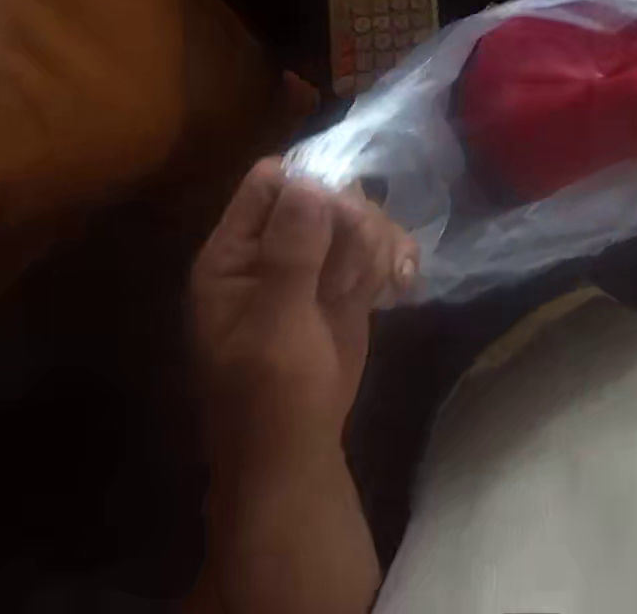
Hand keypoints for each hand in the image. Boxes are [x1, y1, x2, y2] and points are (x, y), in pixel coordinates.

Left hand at [191, 158, 417, 464]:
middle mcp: (273, 246)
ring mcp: (314, 261)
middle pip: (325, 192)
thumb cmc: (270, 401)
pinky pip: (379, 243)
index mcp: (235, 252)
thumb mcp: (276, 330)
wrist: (298, 455)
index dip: (312, 191)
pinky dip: (395, 257)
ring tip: (373, 292)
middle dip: (353, 227)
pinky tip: (400, 286)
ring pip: (359, 215)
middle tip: (353, 279)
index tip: (342, 224)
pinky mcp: (347, 279)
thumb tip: (310, 183)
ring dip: (376, 247)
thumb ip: (291, 255)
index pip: (272, 182)